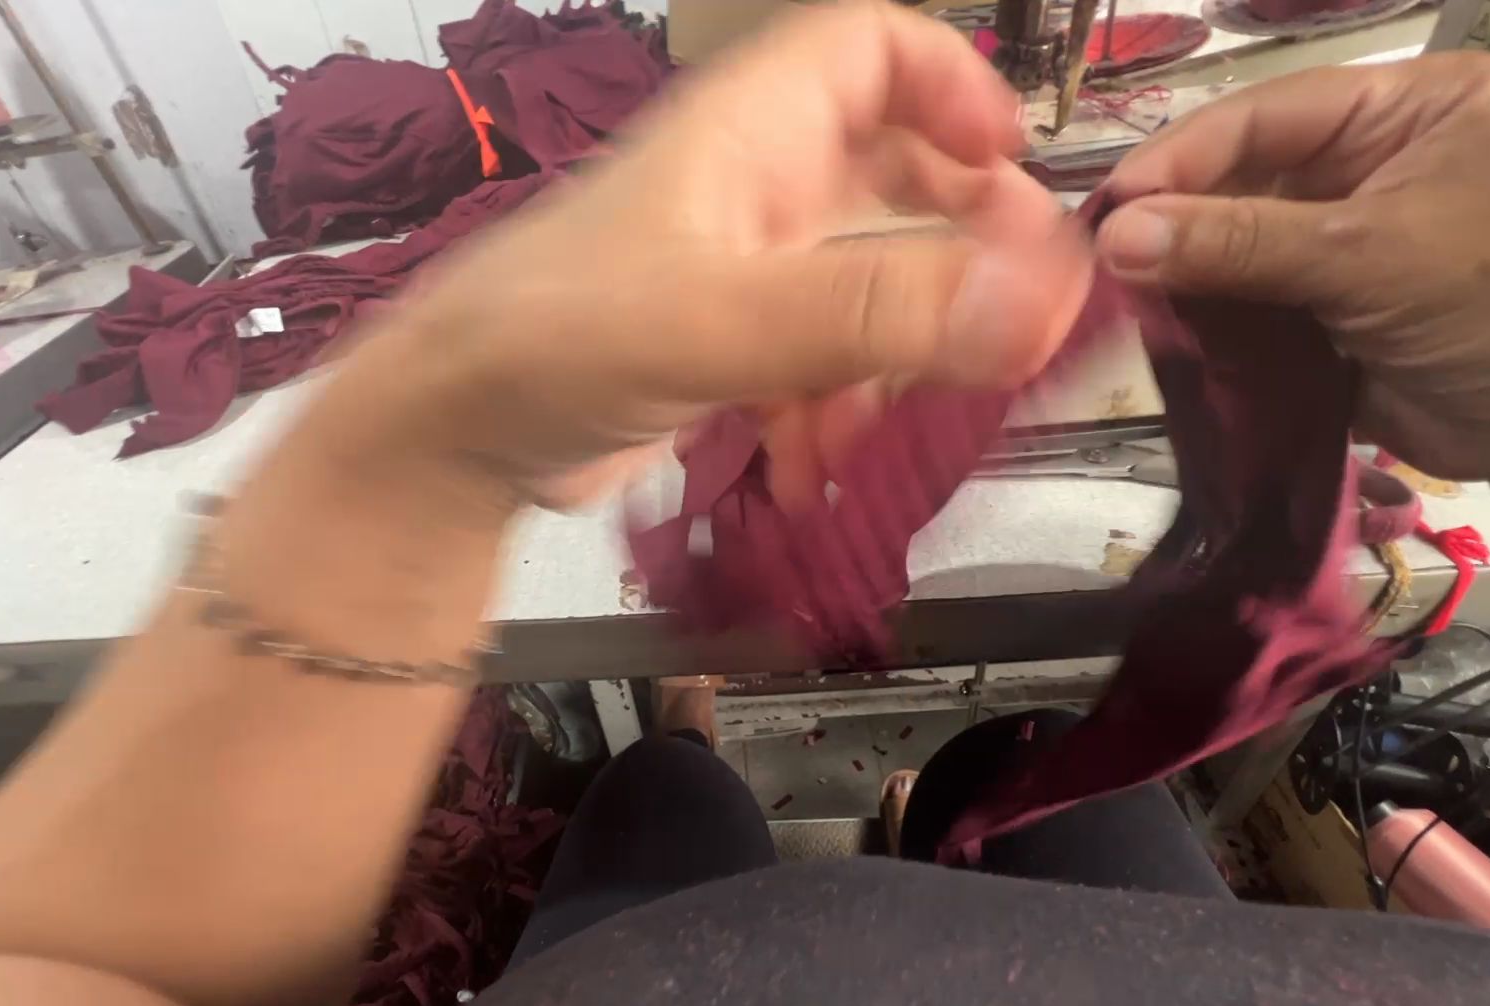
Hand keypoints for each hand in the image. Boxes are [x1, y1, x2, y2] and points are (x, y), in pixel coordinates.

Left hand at [302, 0, 1091, 511]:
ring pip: (858, 294)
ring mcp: (738, 282)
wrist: (461, 435)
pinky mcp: (723, 357)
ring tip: (885, 426)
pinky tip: (809, 468)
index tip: (1012, 159)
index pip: (872, 53)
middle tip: (1004, 316)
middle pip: (889, 184)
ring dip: (886, 363)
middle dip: (950, 250)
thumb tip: (1028, 303)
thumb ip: (866, 310)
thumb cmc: (555, 343)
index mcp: (749, 137)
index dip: (954, 87)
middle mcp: (750, 197)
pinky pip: (810, 371)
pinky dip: (825, 419)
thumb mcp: (717, 319)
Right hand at [1093, 53, 1489, 486]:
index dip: (1174, 163)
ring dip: (1172, 281)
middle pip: (1231, 184)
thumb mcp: (1375, 253)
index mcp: (1397, 112)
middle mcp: (1356, 170)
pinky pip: (1234, 309)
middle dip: (1164, 226)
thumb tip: (1113, 237)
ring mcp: (1330, 247)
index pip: (1257, 118)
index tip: (1102, 216)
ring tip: (1109, 309)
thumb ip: (1237, 243)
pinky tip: (1152, 338)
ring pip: (1223, 251)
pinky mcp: (1311, 315)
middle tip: (1093, 272)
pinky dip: (1195, 324)